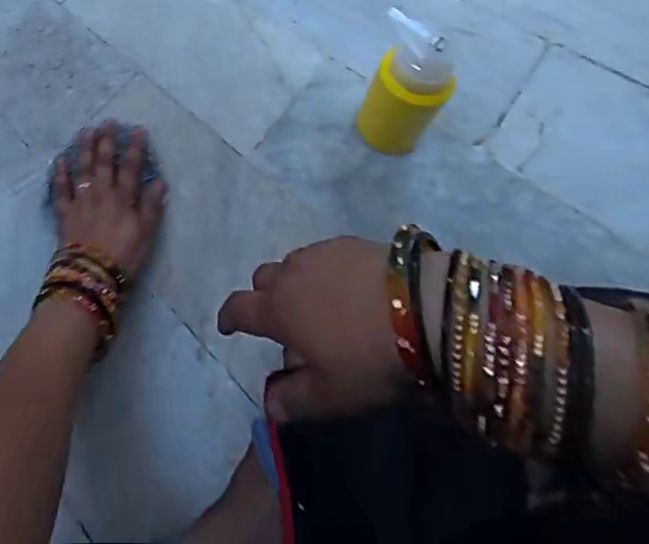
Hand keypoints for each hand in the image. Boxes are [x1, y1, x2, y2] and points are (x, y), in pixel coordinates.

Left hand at [49, 121, 167, 278]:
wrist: (91, 273)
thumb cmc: (124, 256)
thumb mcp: (146, 234)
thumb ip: (152, 207)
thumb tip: (159, 182)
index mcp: (123, 199)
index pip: (130, 168)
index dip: (134, 148)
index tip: (137, 130)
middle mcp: (101, 194)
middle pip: (103, 162)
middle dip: (106, 140)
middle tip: (108, 122)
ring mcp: (81, 200)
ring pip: (81, 169)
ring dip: (83, 148)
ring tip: (85, 131)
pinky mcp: (64, 211)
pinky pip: (60, 189)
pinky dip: (60, 173)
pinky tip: (60, 159)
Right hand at [216, 236, 405, 420]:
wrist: (422, 305)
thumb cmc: (368, 356)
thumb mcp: (334, 394)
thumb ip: (296, 400)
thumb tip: (269, 406)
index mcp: (276, 310)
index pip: (237, 308)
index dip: (228, 318)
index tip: (226, 327)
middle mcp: (287, 275)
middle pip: (261, 280)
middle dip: (263, 297)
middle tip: (283, 320)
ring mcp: (316, 254)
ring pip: (292, 266)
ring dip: (296, 283)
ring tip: (322, 305)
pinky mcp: (346, 243)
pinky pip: (322, 257)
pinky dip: (325, 272)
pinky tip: (349, 288)